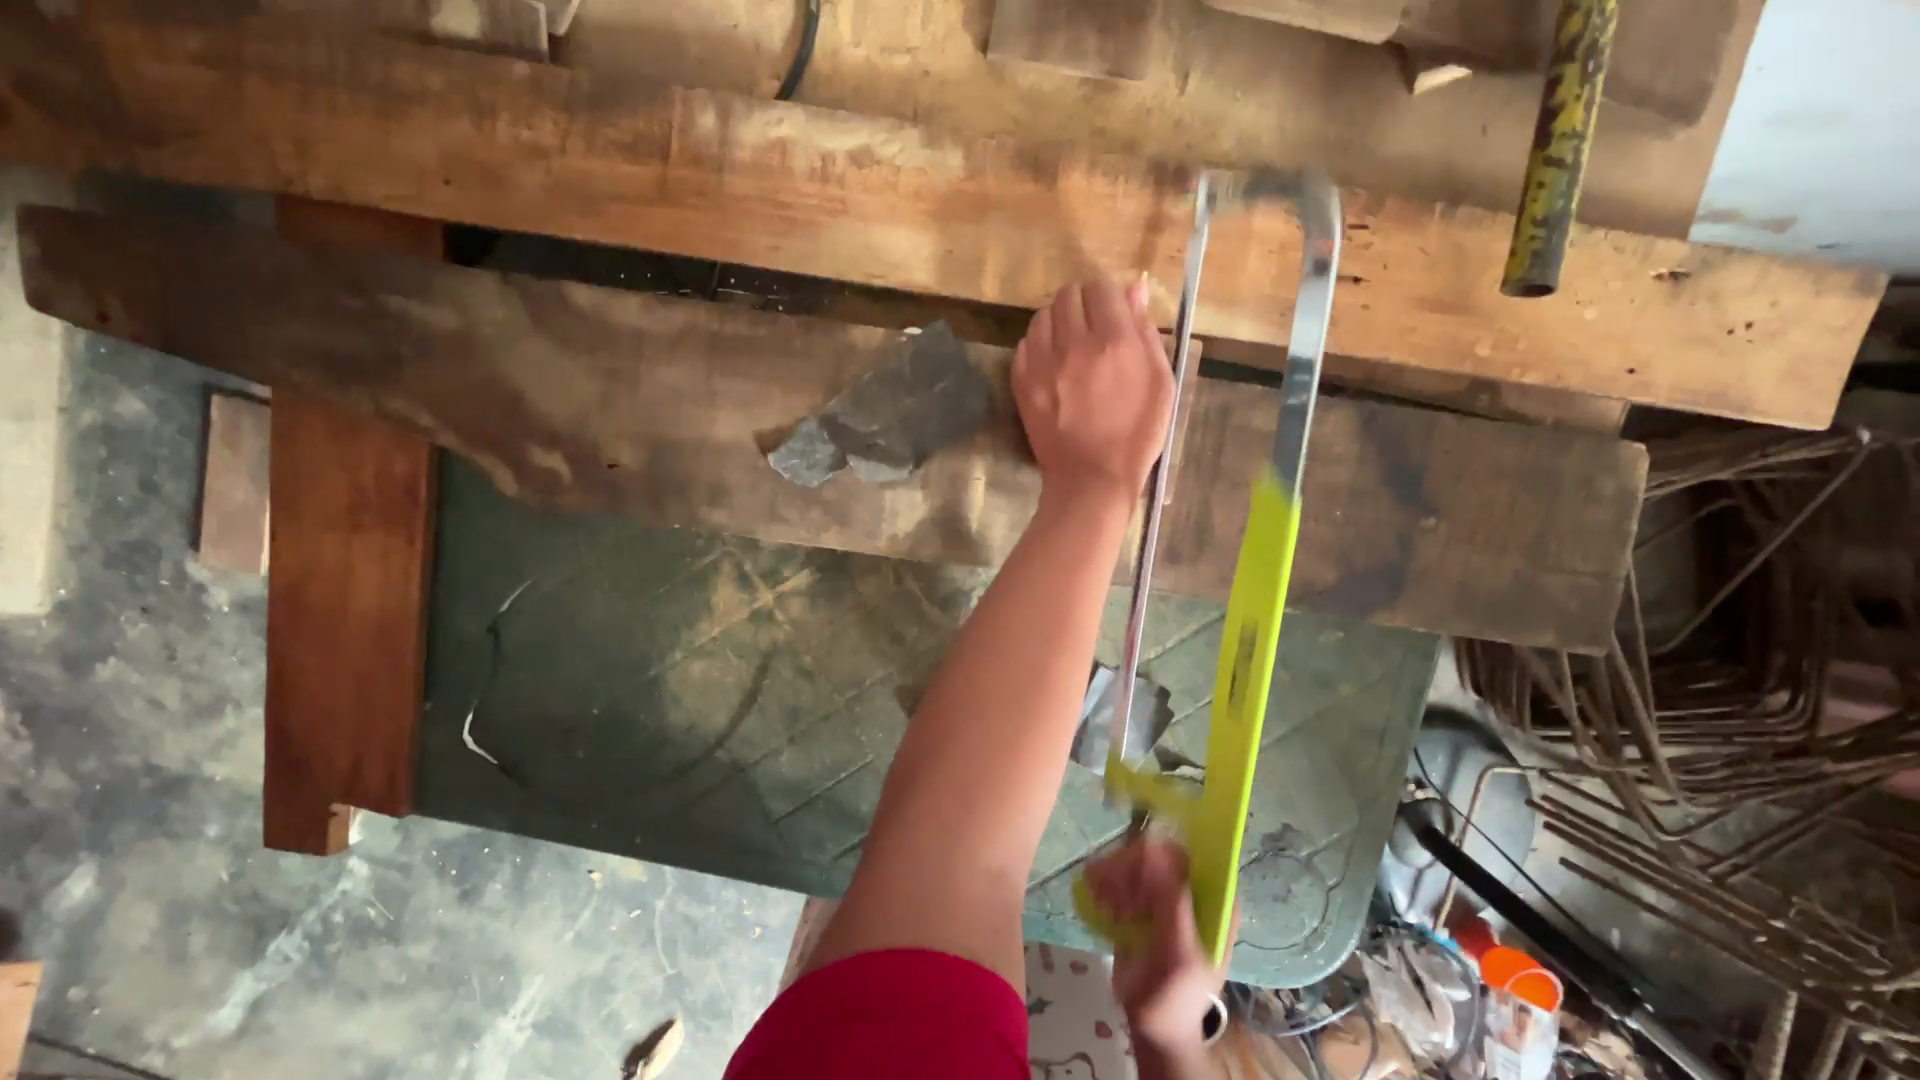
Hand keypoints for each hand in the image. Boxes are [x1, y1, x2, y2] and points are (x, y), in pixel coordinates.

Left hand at [1013, 277, 1174, 510]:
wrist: (1092, 479)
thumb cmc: (1137, 435)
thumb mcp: (1160, 383)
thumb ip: (1146, 332)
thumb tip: (1134, 289)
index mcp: (1115, 342)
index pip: (1102, 288)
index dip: (1108, 296)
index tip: (1112, 313)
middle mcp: (1075, 344)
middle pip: (1069, 294)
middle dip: (1082, 304)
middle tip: (1091, 328)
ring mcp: (1043, 363)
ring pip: (1043, 315)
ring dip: (1058, 322)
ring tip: (1070, 346)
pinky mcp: (1022, 381)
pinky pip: (1025, 343)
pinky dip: (1039, 345)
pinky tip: (1053, 365)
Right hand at [1082, 838, 1227, 1058]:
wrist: (1154, 1031)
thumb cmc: (1175, 998)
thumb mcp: (1178, 952)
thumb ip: (1172, 900)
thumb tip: (1157, 846)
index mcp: (1217, 900)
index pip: (1188, 853)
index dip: (1158, 856)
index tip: (1134, 877)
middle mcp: (1194, 892)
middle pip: (1157, 855)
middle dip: (1130, 869)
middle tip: (1115, 898)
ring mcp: (1167, 897)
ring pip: (1136, 863)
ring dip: (1115, 876)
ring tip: (1107, 903)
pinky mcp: (1144, 906)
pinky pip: (1124, 879)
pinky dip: (1108, 885)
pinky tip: (1101, 903)